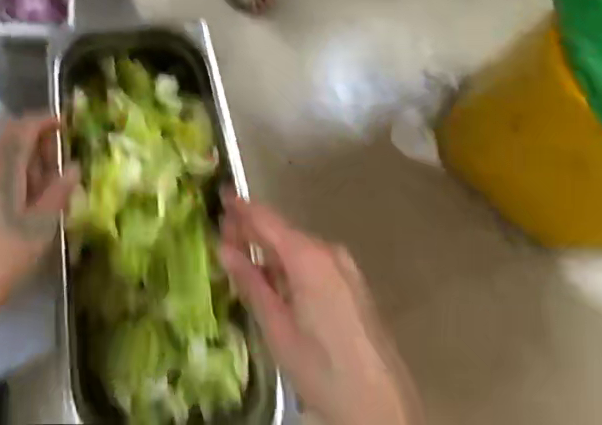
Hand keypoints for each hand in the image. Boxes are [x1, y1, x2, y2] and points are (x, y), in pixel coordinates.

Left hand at [0, 113, 78, 326]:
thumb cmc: (2, 258)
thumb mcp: (40, 227)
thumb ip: (58, 192)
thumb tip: (73, 166)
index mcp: (3, 166)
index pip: (25, 126)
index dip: (46, 120)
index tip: (65, 124)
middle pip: (9, 134)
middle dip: (34, 138)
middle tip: (56, 161)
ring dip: (21, 157)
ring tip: (42, 187)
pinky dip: (7, 171)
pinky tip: (19, 202)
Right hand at [218, 194, 417, 424]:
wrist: (384, 411)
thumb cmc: (323, 369)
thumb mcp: (277, 329)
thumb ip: (250, 283)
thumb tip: (223, 248)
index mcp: (308, 256)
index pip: (265, 218)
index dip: (239, 208)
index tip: (218, 197)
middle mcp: (328, 252)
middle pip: (281, 231)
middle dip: (251, 232)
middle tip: (222, 239)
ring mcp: (345, 269)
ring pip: (296, 249)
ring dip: (269, 252)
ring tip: (242, 263)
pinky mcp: (353, 287)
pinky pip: (312, 264)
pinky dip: (288, 267)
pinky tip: (274, 284)